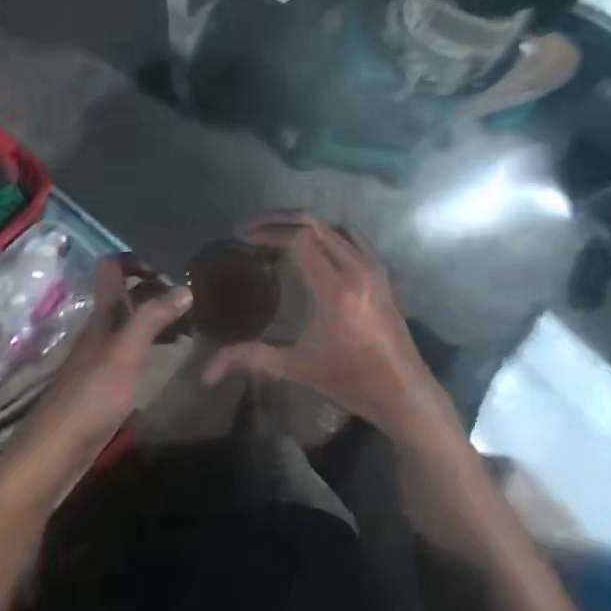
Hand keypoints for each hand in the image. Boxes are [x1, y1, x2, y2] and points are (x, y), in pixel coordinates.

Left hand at [37, 257, 191, 445]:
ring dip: (162, 313)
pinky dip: (158, 339)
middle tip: (197, 291)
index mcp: (103, 315)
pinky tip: (177, 350)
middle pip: (128, 294)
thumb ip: (153, 317)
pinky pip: (138, 346)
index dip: (136, 258)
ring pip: (135, 320)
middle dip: (159, 286)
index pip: (112, 268)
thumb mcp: (126, 351)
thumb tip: (186, 287)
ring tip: (197, 317)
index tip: (170, 263)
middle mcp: (103, 328)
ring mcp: (105, 354)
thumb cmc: (91, 396)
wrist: (55, 453)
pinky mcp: (110, 379)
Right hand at [204, 212, 450, 443]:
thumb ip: (252, 359)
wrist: (403, 391)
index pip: (301, 239)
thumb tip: (208, 370)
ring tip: (279, 235)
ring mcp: (376, 269)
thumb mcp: (298, 368)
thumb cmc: (351, 381)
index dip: (268, 231)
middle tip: (252, 228)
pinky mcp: (384, 275)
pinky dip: (332, 235)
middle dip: (282, 220)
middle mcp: (358, 269)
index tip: (242, 236)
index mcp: (337, 290)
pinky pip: (356, 239)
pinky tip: (315, 251)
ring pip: (339, 228)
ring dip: (308, 225)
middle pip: (318, 225)